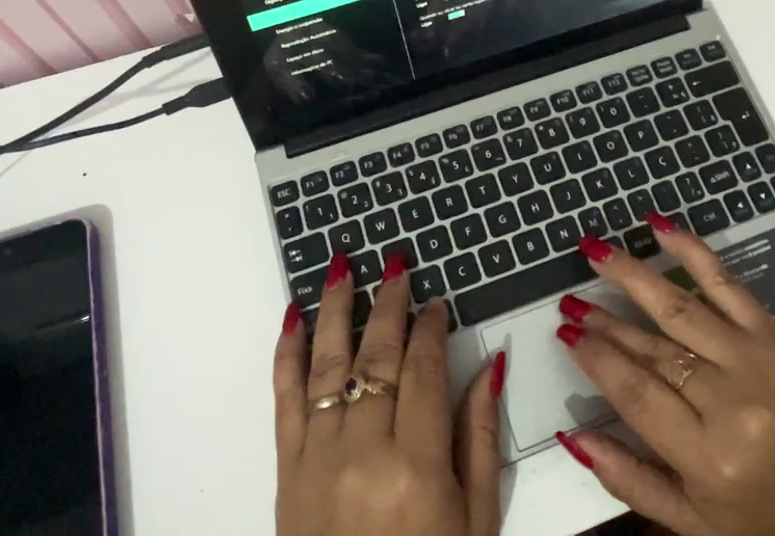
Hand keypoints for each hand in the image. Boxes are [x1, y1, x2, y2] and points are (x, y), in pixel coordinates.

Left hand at [273, 251, 504, 535]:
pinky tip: (293, 318)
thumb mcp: (477, 518)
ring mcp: (318, 456)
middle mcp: (363, 450)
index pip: (425, 370)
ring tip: (341, 265)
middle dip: (388, 304)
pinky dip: (287, 353)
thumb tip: (491, 365)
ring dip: (336, 309)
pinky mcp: (286, 468)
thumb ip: (479, 437)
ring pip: (327, 364)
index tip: (437, 301)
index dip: (432, 329)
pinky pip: (284, 398)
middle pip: (377, 357)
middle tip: (396, 264)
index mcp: (418, 464)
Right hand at [553, 218, 774, 535]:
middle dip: (604, 322)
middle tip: (568, 302)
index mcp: (708, 458)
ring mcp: (756, 360)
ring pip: (679, 309)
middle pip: (652, 349)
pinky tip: (661, 227)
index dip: (596, 359)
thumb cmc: (771, 519)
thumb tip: (573, 436)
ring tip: (594, 251)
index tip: (565, 333)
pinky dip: (692, 252)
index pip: (636, 393)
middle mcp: (730, 402)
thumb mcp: (696, 523)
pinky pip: (727, 284)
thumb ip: (631, 480)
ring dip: (631, 275)